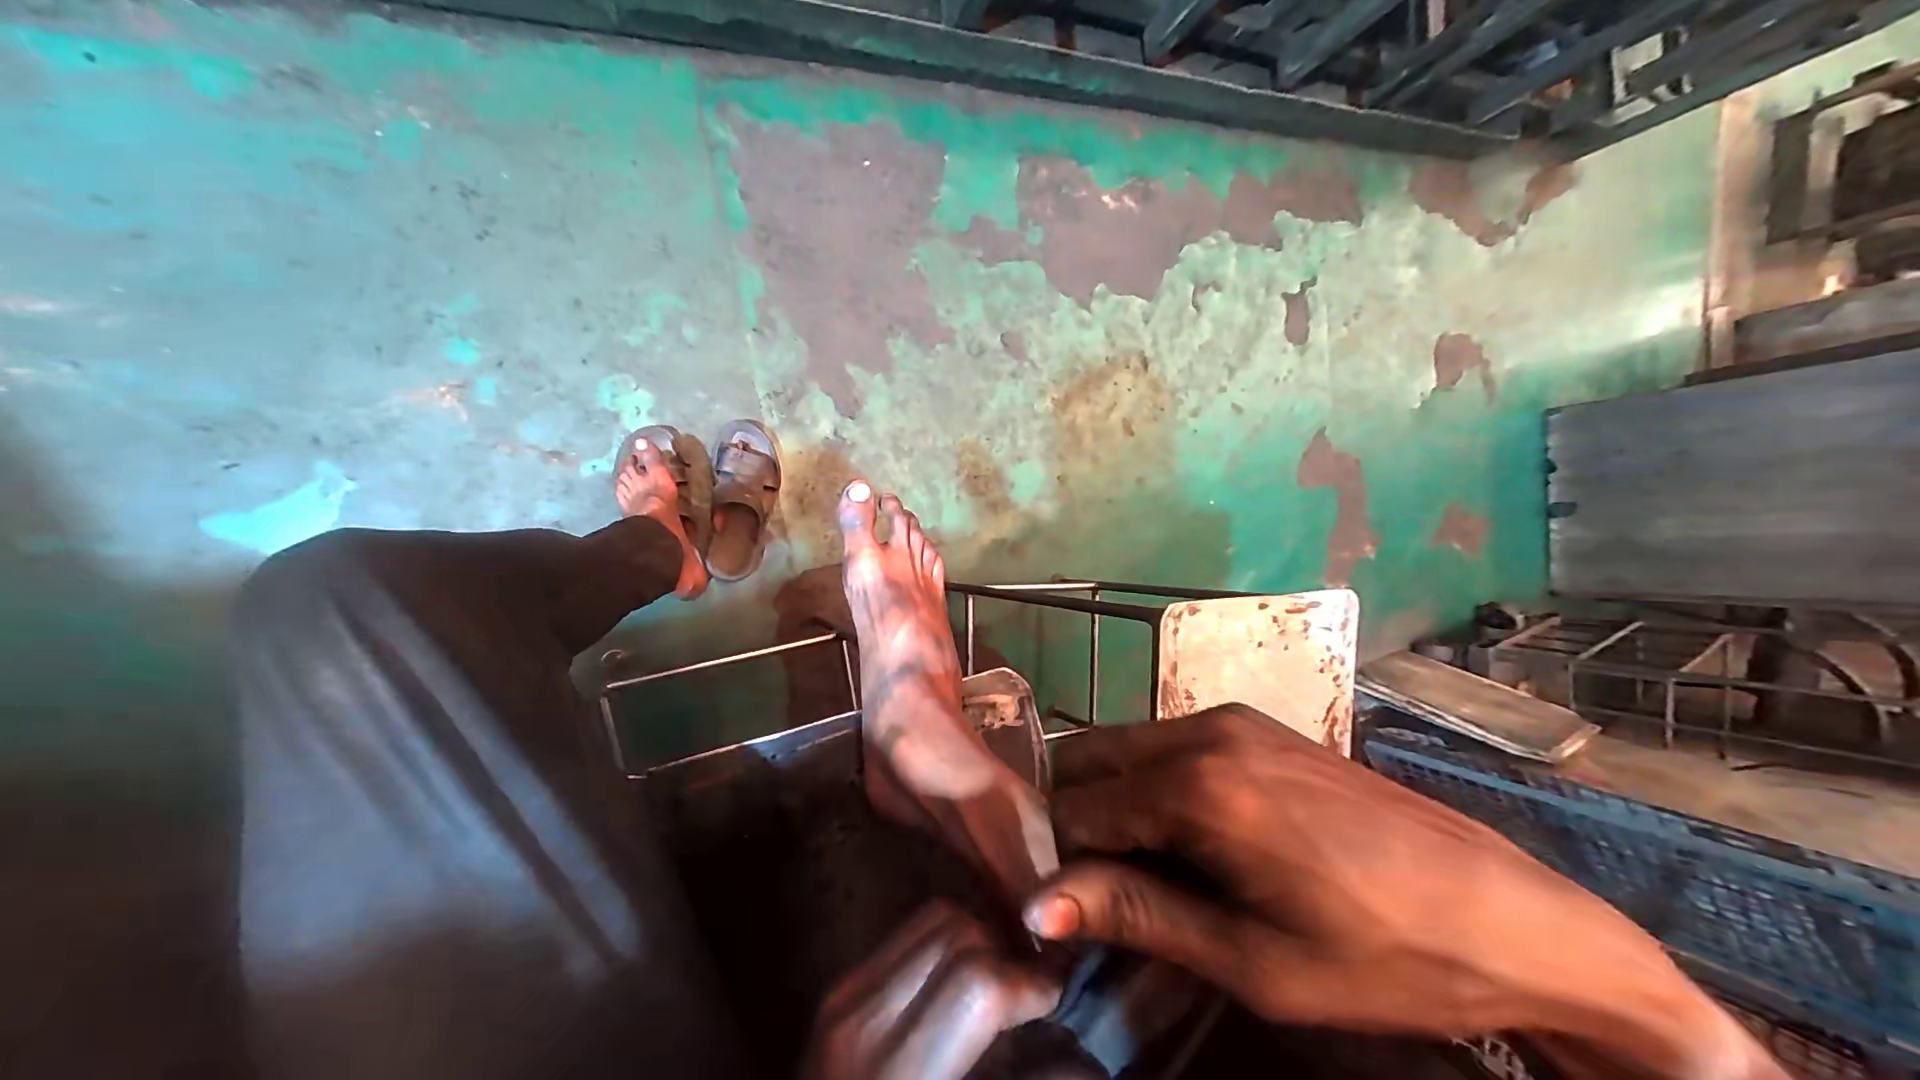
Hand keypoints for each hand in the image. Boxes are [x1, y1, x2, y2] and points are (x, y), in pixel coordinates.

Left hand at [802, 900, 1059, 1079]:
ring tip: (996, 977)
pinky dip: (946, 942)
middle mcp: (865, 1019)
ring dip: (977, 937)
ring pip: (934, 917)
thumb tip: (1076, 1035)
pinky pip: (908, 932)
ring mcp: (846, 994)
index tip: (1060, 993)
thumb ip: (1021, 1074)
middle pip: (958, 934)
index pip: (979, 984)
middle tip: (1029, 985)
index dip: (1033, 981)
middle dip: (1005, 951)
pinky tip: (957, 979)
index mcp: (903, 1072)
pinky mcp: (841, 984)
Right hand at [1026, 705, 1785, 1079]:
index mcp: (1197, 786)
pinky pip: (1165, 742)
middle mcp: (1202, 729)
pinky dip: (1147, 781)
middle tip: (1094, 886)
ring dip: (1108, 797)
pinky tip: (1184, 834)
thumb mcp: (1253, 961)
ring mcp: (1231, 717)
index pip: (1074, 808)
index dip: (1056, 858)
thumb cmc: (1384, 959)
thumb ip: (1137, 914)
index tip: (1061, 904)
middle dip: (1072, 817)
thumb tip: (1036, 905)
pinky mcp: (1256, 722)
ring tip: (1140, 867)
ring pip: (1122, 745)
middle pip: (1085, 758)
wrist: (1518, 918)